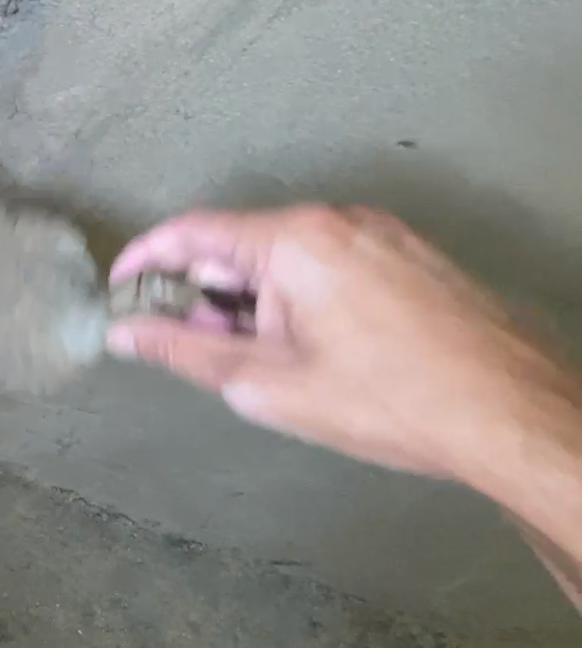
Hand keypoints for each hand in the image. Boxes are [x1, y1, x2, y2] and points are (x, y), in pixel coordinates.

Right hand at [107, 205, 578, 479]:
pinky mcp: (412, 256)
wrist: (528, 426)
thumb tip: (120, 333)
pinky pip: (324, 260)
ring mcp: (381, 235)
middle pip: (235, 245)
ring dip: (249, 296)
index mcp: (292, 241)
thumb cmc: (386, 401)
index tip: (119, 290)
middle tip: (198, 344)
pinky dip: (293, 293)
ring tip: (258, 354)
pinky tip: (306, 343)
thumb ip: (178, 350)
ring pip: (279, 254)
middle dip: (203, 292)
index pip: (187, 233)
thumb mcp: (261, 382)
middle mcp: (335, 222)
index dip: (141, 260)